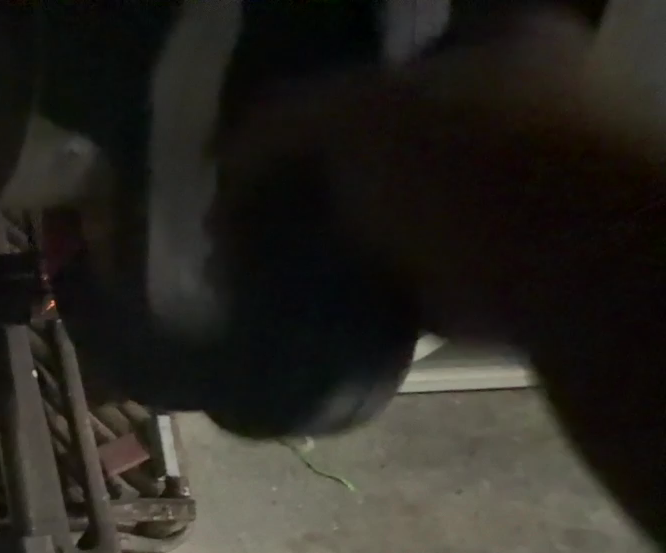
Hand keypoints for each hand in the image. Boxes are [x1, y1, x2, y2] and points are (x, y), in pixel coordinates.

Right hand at [216, 11, 622, 341]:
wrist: (548, 267)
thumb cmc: (466, 162)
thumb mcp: (358, 112)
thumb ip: (281, 121)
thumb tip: (219, 154)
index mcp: (490, 49)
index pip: (374, 66)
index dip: (302, 102)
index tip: (247, 143)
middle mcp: (486, 118)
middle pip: (353, 148)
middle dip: (285, 183)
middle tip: (226, 212)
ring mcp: (466, 199)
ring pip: (350, 214)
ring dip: (291, 240)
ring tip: (232, 259)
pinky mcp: (446, 267)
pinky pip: (357, 270)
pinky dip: (314, 283)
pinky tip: (267, 290)